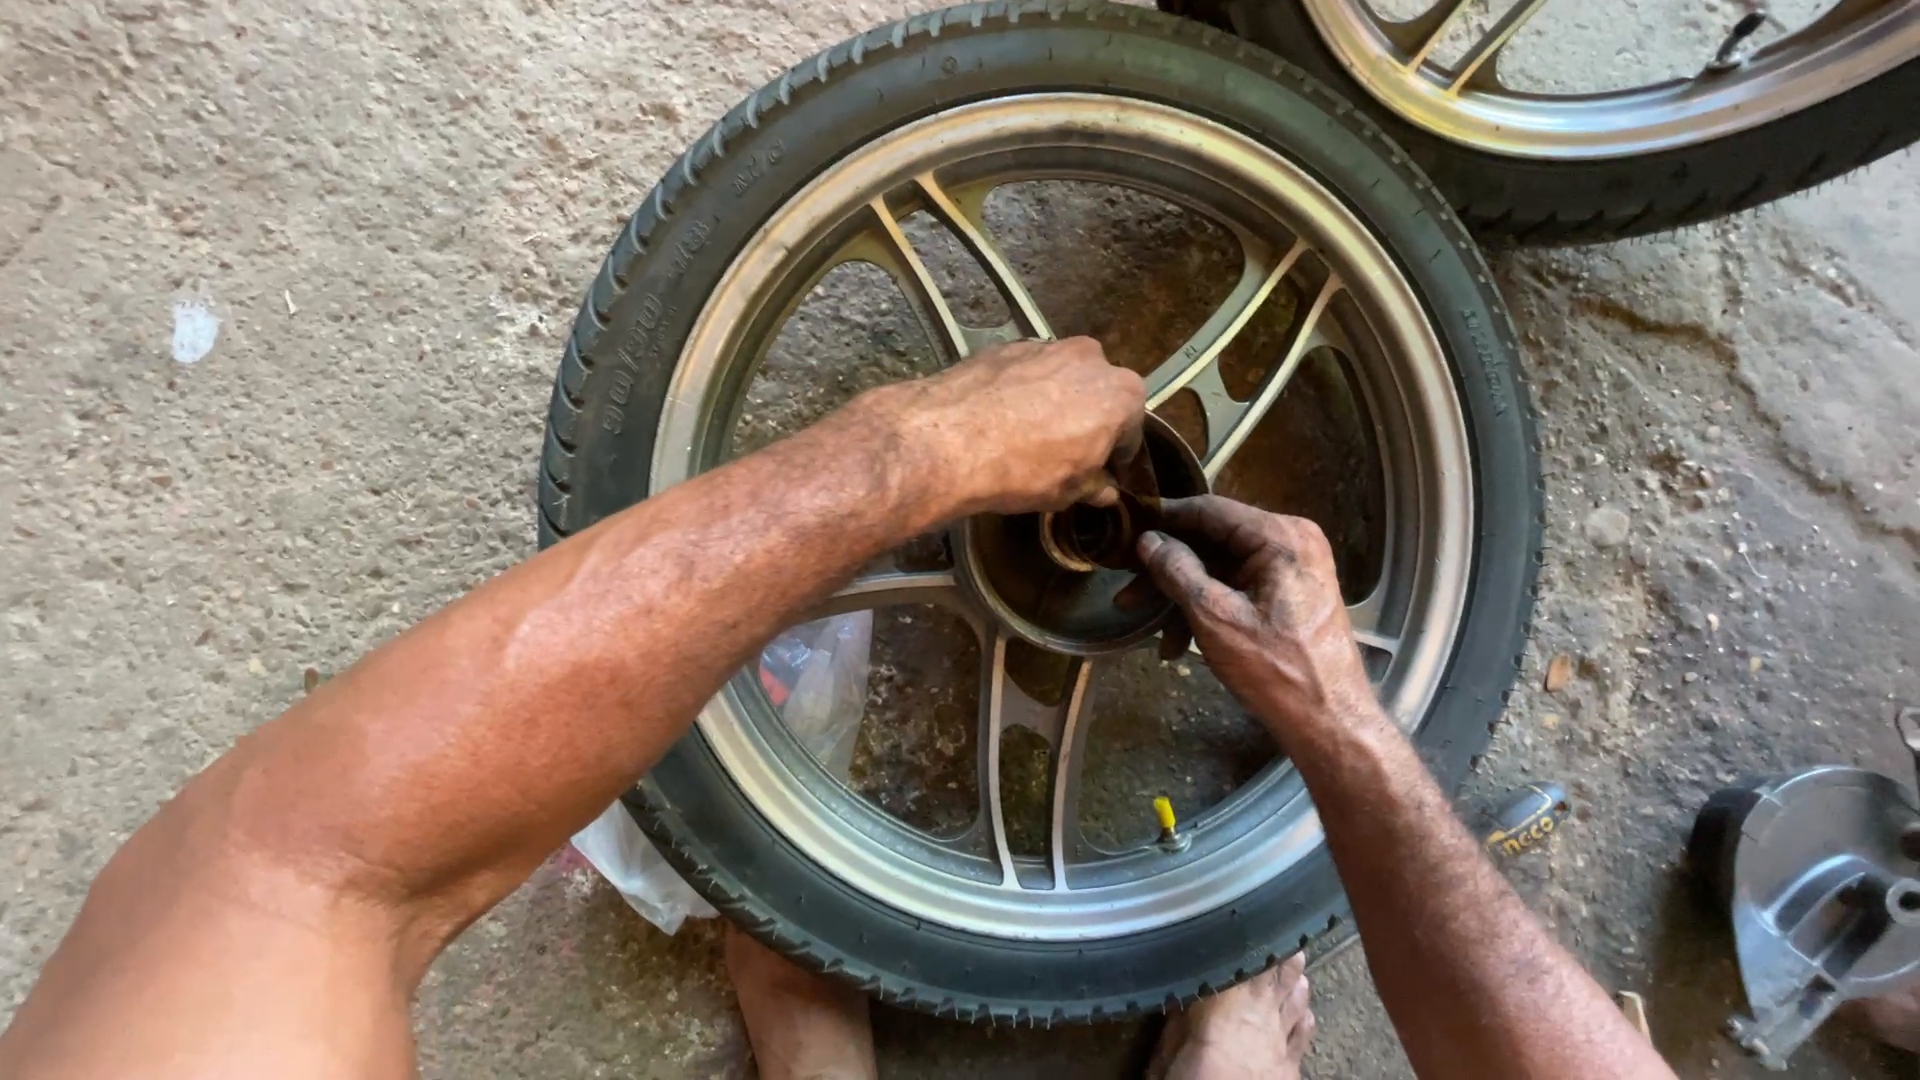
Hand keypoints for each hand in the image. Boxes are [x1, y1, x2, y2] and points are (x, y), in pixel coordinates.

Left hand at [872, 337, 1145, 515]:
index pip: (1130, 431)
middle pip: (1096, 396)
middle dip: (1085, 422)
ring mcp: (1045, 346)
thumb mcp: (1068, 490)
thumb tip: (1105, 490)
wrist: (950, 440)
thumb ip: (1094, 486)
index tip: (1102, 472)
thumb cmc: (1025, 470)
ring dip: (1051, 403)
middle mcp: (1090, 359)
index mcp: (1122, 394)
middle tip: (1063, 455)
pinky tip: (999, 421)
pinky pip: (1023, 374)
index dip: (1116, 456)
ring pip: (1059, 380)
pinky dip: (1018, 393)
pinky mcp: (1005, 347)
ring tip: (1026, 438)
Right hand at [1136, 496, 1381, 743]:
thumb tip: (1147, 540)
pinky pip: (1237, 586)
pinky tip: (1177, 640)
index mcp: (1281, 536)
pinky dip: (1206, 606)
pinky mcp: (1290, 594)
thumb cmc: (1276, 669)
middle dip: (1167, 566)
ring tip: (1144, 619)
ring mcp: (1293, 568)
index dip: (1164, 518)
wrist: (1331, 722)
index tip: (1126, 530)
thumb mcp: (1215, 617)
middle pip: (1213, 540)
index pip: (1209, 509)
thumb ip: (1177, 572)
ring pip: (1221, 567)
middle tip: (1127, 586)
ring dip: (1181, 592)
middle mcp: (1291, 541)